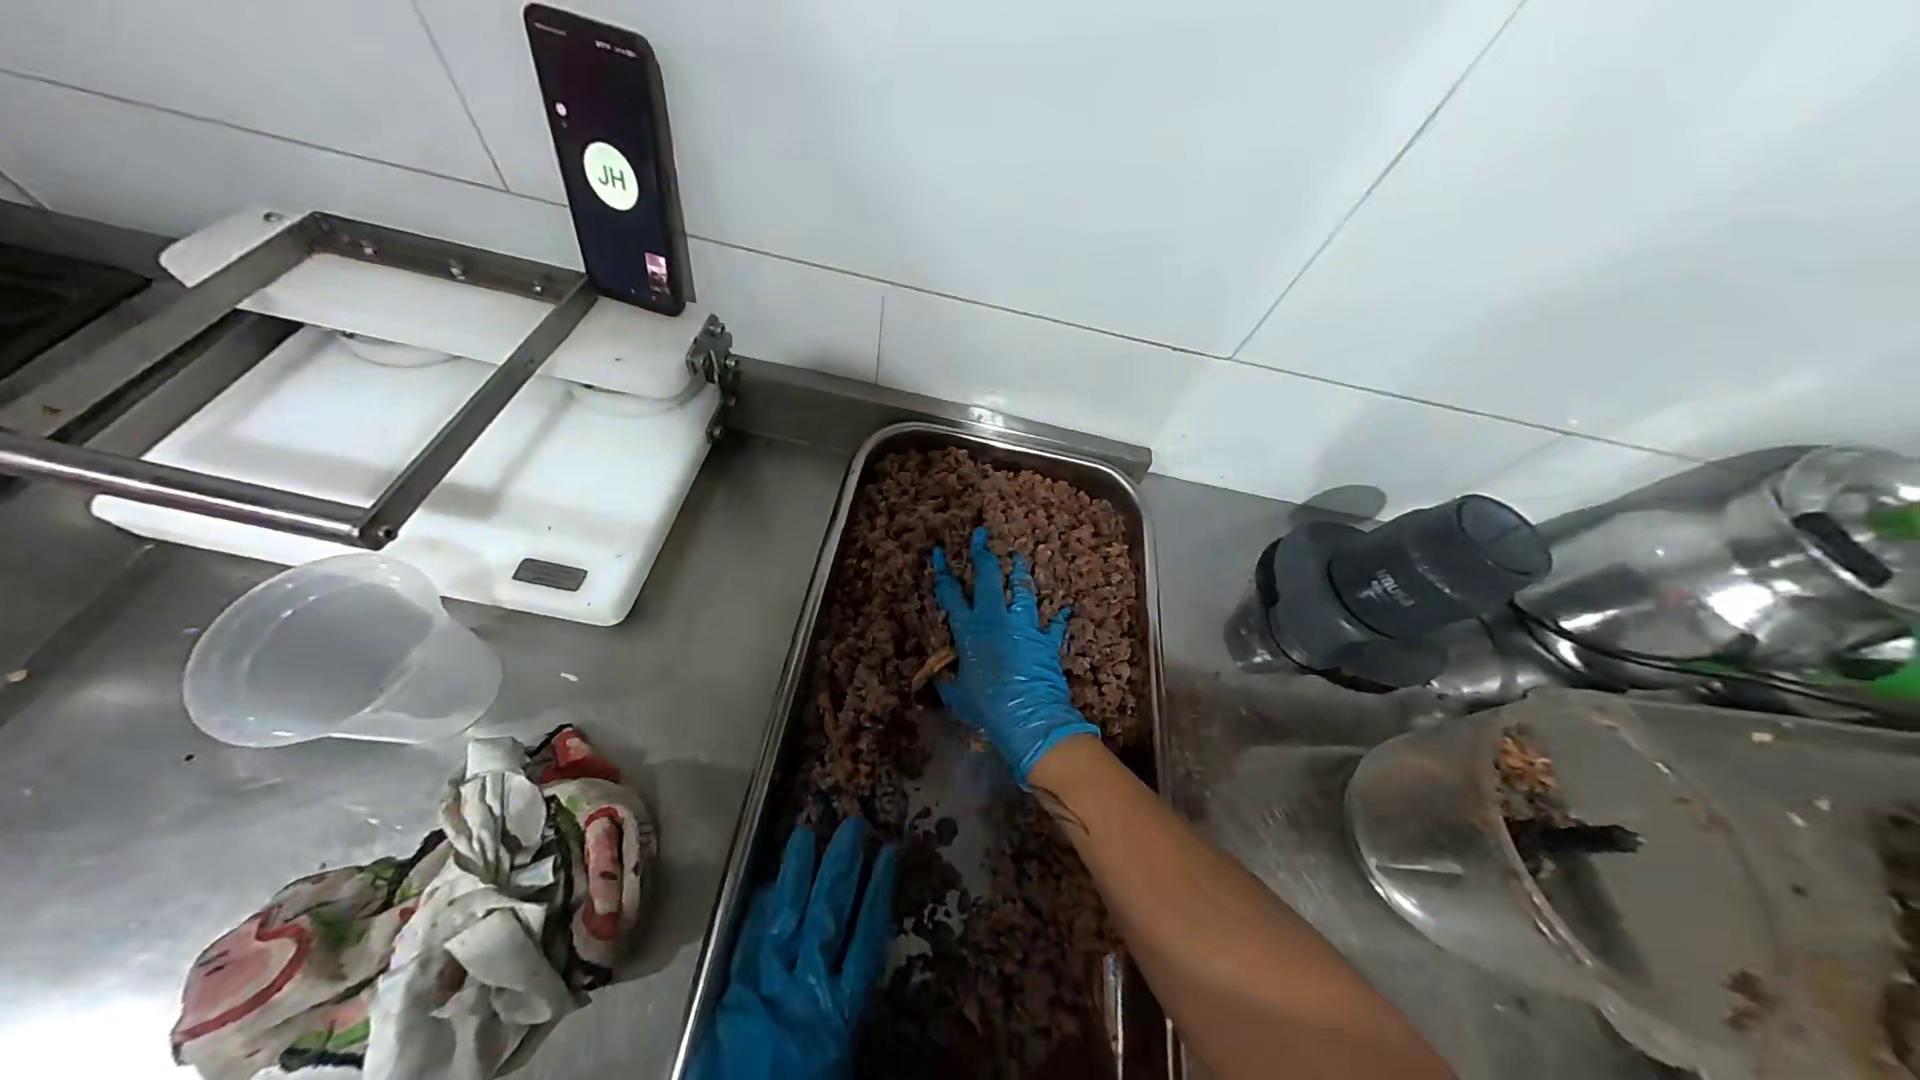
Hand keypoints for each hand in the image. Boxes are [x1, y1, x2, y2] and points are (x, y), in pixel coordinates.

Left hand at [691, 818, 896, 1079]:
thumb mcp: (841, 1050)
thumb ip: (846, 999)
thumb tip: (859, 948)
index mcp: (842, 1007)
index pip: (867, 934)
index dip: (878, 890)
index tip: (888, 853)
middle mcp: (808, 986)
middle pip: (828, 913)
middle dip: (840, 865)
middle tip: (851, 825)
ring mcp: (767, 984)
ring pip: (785, 916)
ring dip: (796, 872)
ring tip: (805, 833)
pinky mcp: (732, 992)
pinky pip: (747, 940)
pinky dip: (757, 909)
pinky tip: (765, 882)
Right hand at [931, 526, 1101, 781]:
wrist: (1027, 717)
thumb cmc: (986, 707)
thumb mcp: (957, 696)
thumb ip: (949, 681)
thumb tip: (942, 676)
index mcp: (969, 629)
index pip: (950, 593)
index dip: (942, 570)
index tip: (938, 552)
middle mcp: (995, 619)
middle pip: (989, 577)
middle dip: (983, 553)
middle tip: (981, 535)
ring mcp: (1024, 626)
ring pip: (1023, 589)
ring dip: (1021, 571)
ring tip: (1020, 556)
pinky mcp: (1046, 639)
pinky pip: (1055, 623)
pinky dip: (1060, 616)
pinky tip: (1064, 607)